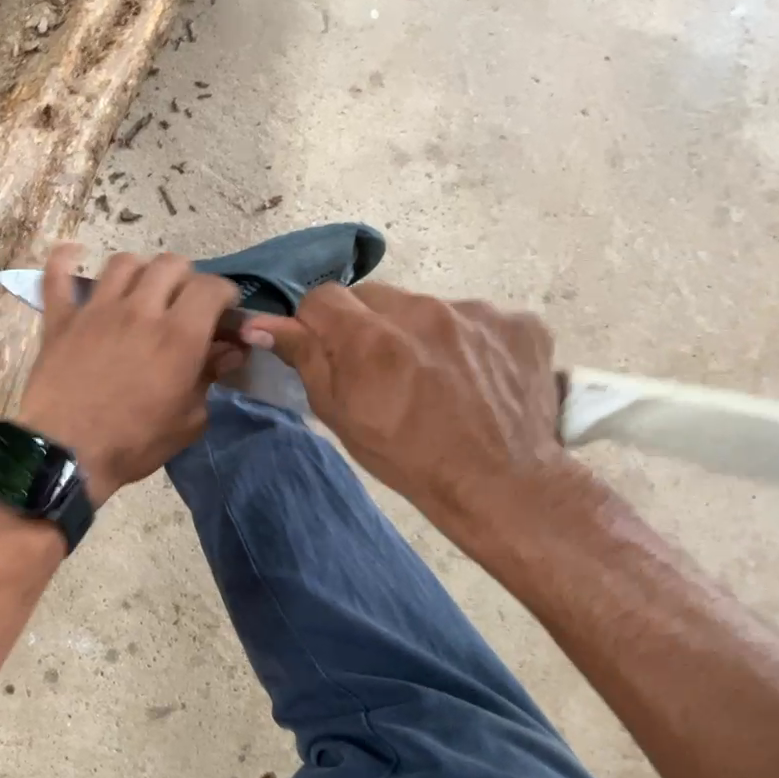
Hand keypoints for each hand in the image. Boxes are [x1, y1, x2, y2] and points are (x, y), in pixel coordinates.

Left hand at [15, 248, 241, 506]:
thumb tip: (229, 351)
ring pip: (123, 263)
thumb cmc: (132, 443)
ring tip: (139, 289)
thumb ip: (209, 378)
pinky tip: (73, 253)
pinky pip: (57, 276)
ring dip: (139, 270)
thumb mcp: (188, 420)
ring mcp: (95, 311)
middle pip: (170, 264)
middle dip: (184, 278)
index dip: (223, 294)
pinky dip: (65, 259)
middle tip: (180, 303)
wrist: (66, 453)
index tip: (221, 311)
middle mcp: (139, 311)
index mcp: (178, 335)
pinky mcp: (59, 320)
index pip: (212, 287)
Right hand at [240, 283, 568, 517]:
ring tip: (430, 373)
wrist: (501, 482)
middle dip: (364, 323)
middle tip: (377, 366)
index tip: (325, 350)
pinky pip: (474, 317)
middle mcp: (421, 311)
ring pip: (422, 306)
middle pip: (372, 296)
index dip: (316, 323)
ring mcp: (476, 314)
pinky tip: (471, 374)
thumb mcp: (336, 411)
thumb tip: (259, 325)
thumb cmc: (403, 453)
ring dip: (414, 330)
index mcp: (369, 336)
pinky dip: (465, 339)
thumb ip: (303, 357)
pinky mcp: (519, 322)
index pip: (321, 297)